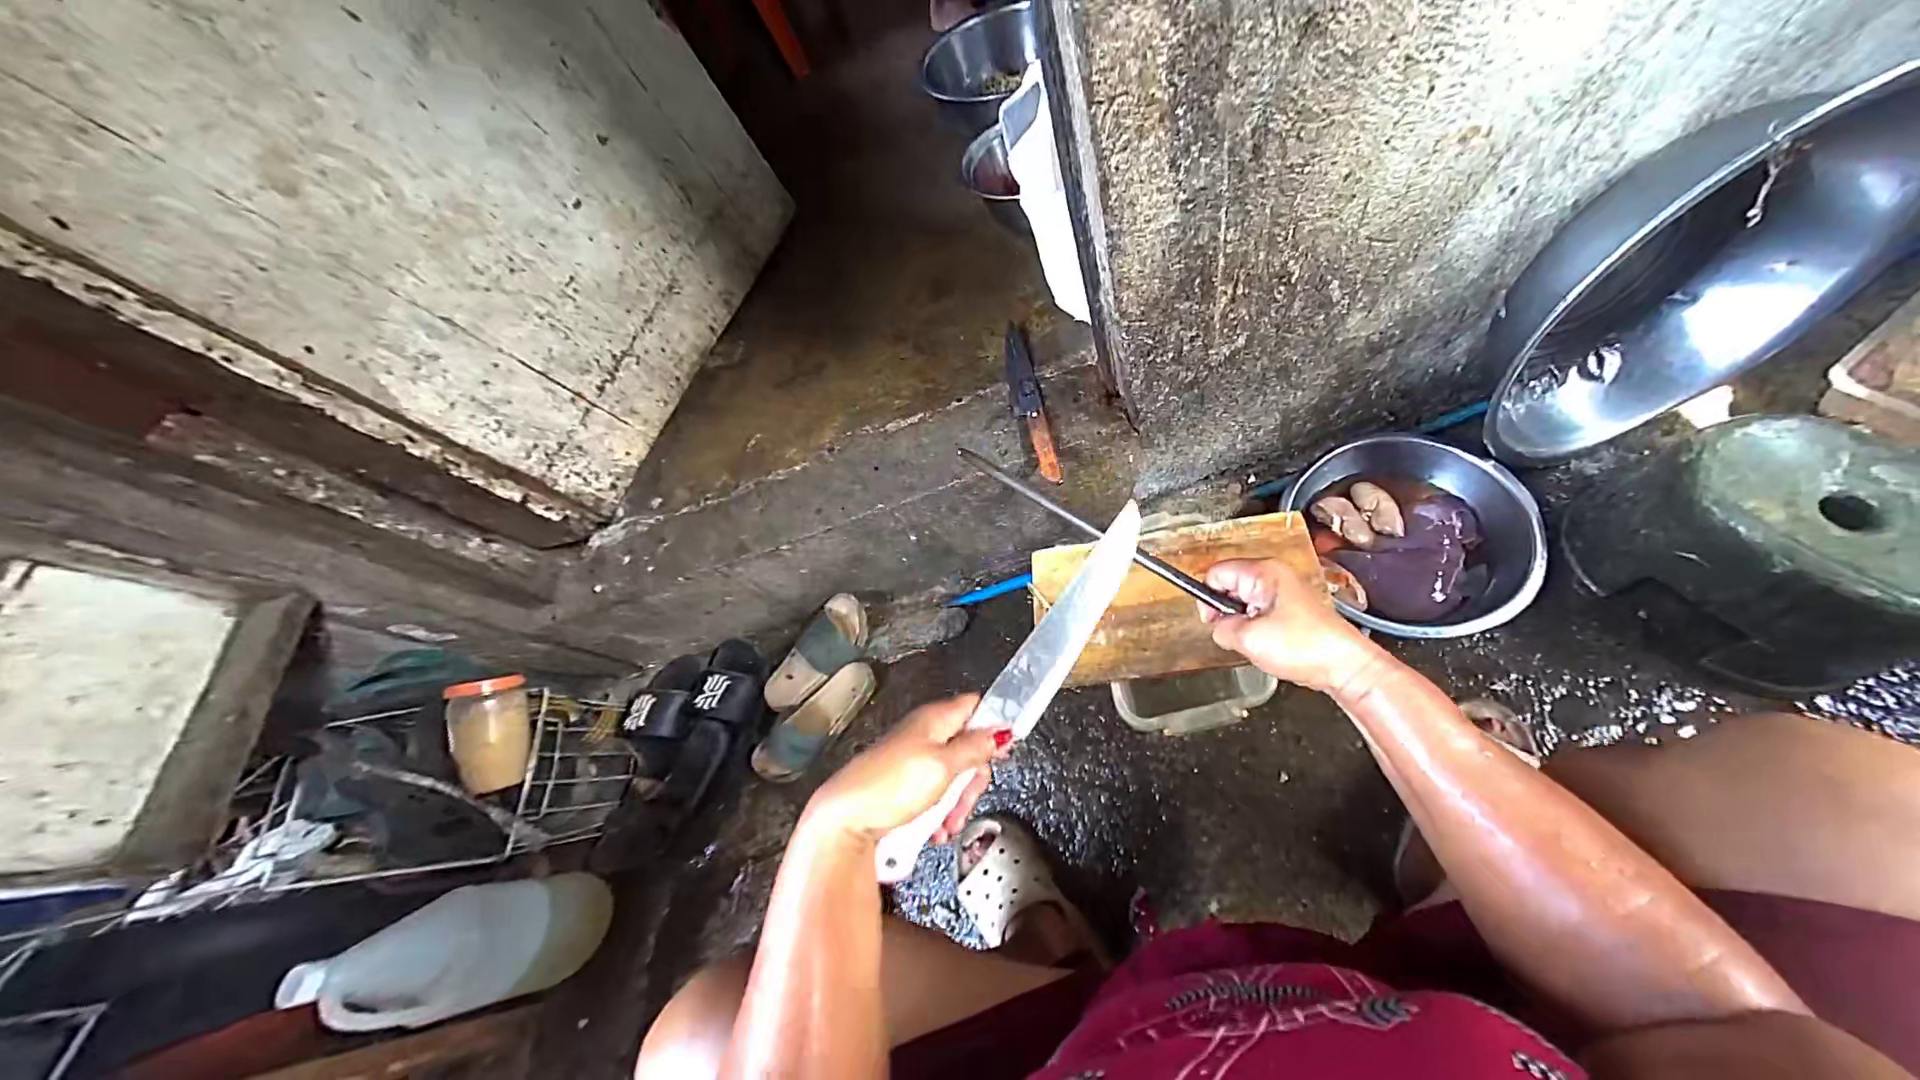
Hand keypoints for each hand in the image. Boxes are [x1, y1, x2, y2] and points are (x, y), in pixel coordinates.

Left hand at [803, 694, 1009, 844]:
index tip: (1003, 749)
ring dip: (956, 803)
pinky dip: (938, 813)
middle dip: (972, 779)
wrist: (845, 820)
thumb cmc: (887, 787)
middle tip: (965, 796)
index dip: (994, 725)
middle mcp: (924, 734)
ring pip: (953, 776)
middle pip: (968, 748)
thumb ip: (975, 748)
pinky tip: (934, 828)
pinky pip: (934, 795)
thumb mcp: (943, 767)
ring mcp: (914, 760)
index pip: (976, 707)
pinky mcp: (904, 784)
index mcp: (934, 719)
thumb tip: (1000, 732)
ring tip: (947, 822)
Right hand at [1199, 558, 1385, 694]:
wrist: (1344, 666)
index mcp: (1263, 572)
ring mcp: (1283, 591)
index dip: (1208, 599)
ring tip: (1258, 641)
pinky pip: (1259, 613)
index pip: (1215, 574)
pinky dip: (1257, 629)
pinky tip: (1269, 643)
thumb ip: (1220, 628)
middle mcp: (1274, 575)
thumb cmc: (1308, 647)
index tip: (1213, 620)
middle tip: (1238, 633)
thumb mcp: (1248, 639)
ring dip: (1243, 624)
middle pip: (1228, 586)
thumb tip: (1218, 627)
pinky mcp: (1290, 607)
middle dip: (1227, 613)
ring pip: (1243, 602)